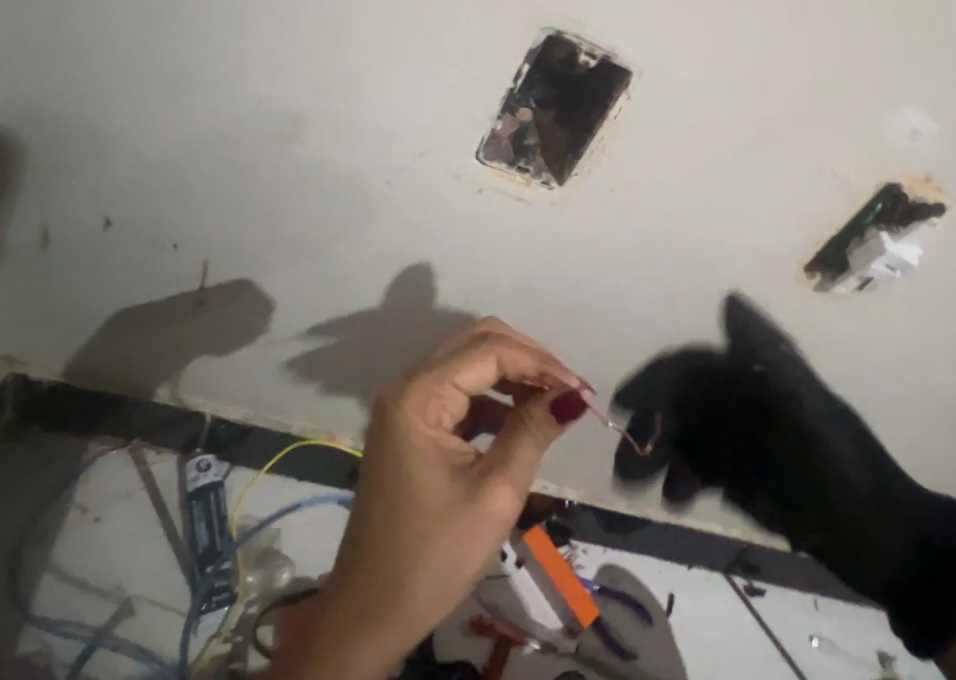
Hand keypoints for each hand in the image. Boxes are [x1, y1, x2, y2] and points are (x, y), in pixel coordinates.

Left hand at [273, 318, 590, 678]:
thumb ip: (534, 430)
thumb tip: (576, 394)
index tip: (584, 393)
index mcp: (419, 397)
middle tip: (571, 392)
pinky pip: (459, 391)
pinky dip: (495, 395)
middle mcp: (407, 387)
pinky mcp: (411, 427)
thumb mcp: (496, 491)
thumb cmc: (435, 555)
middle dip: (530, 359)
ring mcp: (406, 406)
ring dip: (515, 374)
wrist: (371, 613)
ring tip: (556, 403)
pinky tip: (524, 418)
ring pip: (469, 362)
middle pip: (478, 342)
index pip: (491, 350)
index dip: (542, 364)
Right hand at [611, 294, 955, 658]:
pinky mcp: (748, 478)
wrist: (886, 544)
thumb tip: (731, 300)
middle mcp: (752, 402)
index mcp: (765, 377)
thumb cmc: (847, 474)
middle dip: (653, 425)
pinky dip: (683, 477)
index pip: (697, 364)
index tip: (623, 405)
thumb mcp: (810, 412)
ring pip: (690, 435)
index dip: (658, 380)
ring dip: (660, 454)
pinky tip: (676, 498)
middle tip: (625, 465)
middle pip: (687, 401)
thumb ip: (769, 357)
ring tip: (638, 485)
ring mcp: (748, 442)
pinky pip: (703, 468)